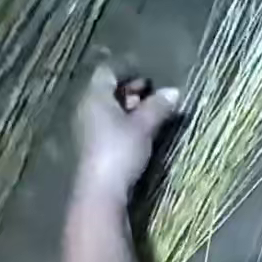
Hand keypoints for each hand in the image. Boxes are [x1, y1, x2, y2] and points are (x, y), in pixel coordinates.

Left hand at [73, 64, 181, 207]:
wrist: (101, 189)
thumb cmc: (120, 150)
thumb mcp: (144, 126)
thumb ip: (158, 107)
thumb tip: (174, 92)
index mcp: (95, 97)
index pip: (108, 72)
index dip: (128, 71)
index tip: (149, 78)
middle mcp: (87, 108)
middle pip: (108, 91)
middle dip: (131, 91)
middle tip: (154, 95)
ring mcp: (88, 128)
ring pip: (108, 109)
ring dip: (129, 109)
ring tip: (151, 114)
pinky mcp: (93, 146)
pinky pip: (108, 125)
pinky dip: (123, 123)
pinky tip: (139, 133)